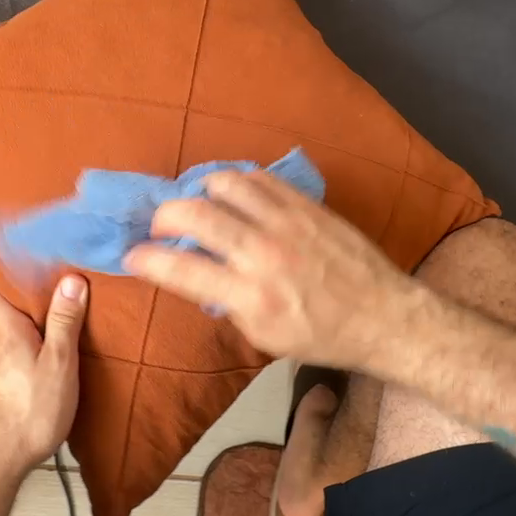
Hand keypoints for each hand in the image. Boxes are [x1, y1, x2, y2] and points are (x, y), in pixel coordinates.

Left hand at [0, 274, 87, 479]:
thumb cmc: (27, 414)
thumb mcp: (58, 366)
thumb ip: (64, 323)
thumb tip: (71, 277)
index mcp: (6, 330)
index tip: (9, 245)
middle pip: (0, 309)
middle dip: (19, 292)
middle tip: (46, 275)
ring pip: (4, 335)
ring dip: (22, 322)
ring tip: (49, 314)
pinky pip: (5, 357)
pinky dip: (20, 347)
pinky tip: (36, 357)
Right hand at [122, 170, 425, 370]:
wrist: (382, 315)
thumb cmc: (321, 336)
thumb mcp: (264, 337)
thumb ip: (227, 303)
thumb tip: (197, 272)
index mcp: (251, 297)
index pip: (180, 269)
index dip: (146, 259)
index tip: (132, 255)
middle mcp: (264, 254)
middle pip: (195, 214)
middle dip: (164, 215)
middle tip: (161, 225)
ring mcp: (287, 222)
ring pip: (227, 184)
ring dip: (202, 191)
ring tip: (201, 203)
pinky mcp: (306, 205)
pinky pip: (261, 178)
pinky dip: (238, 182)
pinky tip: (236, 195)